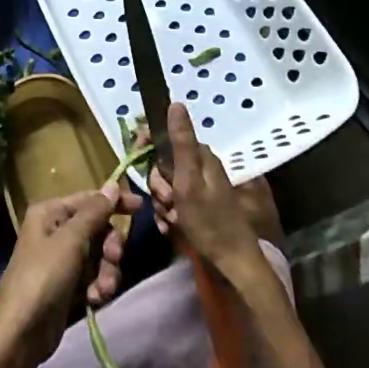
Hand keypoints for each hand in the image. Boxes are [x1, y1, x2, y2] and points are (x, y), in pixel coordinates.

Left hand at [0, 184, 141, 361]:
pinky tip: (93, 300)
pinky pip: (93, 276)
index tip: (141, 207)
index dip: (113, 202)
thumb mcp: (71, 240)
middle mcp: (54, 230)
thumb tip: (111, 185)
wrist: (23, 329)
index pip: (88, 199)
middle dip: (109, 247)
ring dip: (106, 272)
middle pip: (97, 228)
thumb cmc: (44, 276)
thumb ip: (93, 213)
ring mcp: (61, 258)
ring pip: (99, 255)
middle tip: (113, 260)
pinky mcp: (67, 283)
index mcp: (49, 212)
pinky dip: (97, 286)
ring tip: (101, 290)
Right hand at [148, 102, 281, 284]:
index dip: (147, 143)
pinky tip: (171, 226)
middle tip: (166, 200)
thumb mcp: (189, 180)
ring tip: (171, 217)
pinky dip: (167, 214)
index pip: (166, 135)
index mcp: (200, 156)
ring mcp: (198, 188)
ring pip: (164, 185)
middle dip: (157, 183)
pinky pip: (171, 203)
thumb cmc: (210, 221)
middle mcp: (200, 168)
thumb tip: (176, 104)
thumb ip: (181, 142)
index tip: (136, 155)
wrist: (232, 264)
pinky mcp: (196, 207)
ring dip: (161, 202)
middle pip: (162, 164)